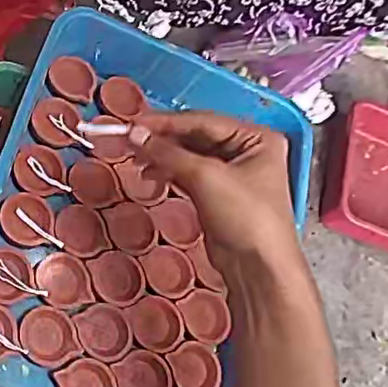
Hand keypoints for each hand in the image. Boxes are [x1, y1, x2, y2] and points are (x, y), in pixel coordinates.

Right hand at [130, 113, 298, 263]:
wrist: (258, 266)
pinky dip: (168, 171)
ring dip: (161, 156)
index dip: (165, 122)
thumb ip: (168, 152)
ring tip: (136, 160)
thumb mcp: (206, 177)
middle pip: (195, 136)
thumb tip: (136, 134)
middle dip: (161, 140)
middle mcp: (246, 149)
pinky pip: (187, 172)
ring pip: (188, 154)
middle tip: (129, 140)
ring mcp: (231, 172)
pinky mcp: (217, 192)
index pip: (202, 121)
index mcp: (256, 137)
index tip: (133, 124)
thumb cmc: (246, 217)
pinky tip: (150, 174)